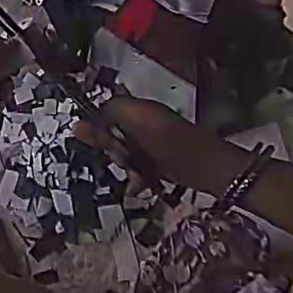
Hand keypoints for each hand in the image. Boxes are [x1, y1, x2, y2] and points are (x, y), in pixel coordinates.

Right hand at [75, 97, 245, 192]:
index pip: (103, 112)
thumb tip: (83, 121)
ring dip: (124, 165)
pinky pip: (134, 166)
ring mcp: (148, 144)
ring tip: (136, 175)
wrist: (210, 169)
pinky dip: (135, 175)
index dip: (98, 127)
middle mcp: (141, 123)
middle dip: (113, 150)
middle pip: (110, 135)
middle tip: (123, 159)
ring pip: (120, 153)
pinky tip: (140, 183)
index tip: (100, 143)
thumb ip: (112, 113)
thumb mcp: (141, 122)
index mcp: (138, 108)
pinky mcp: (155, 162)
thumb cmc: (175, 143)